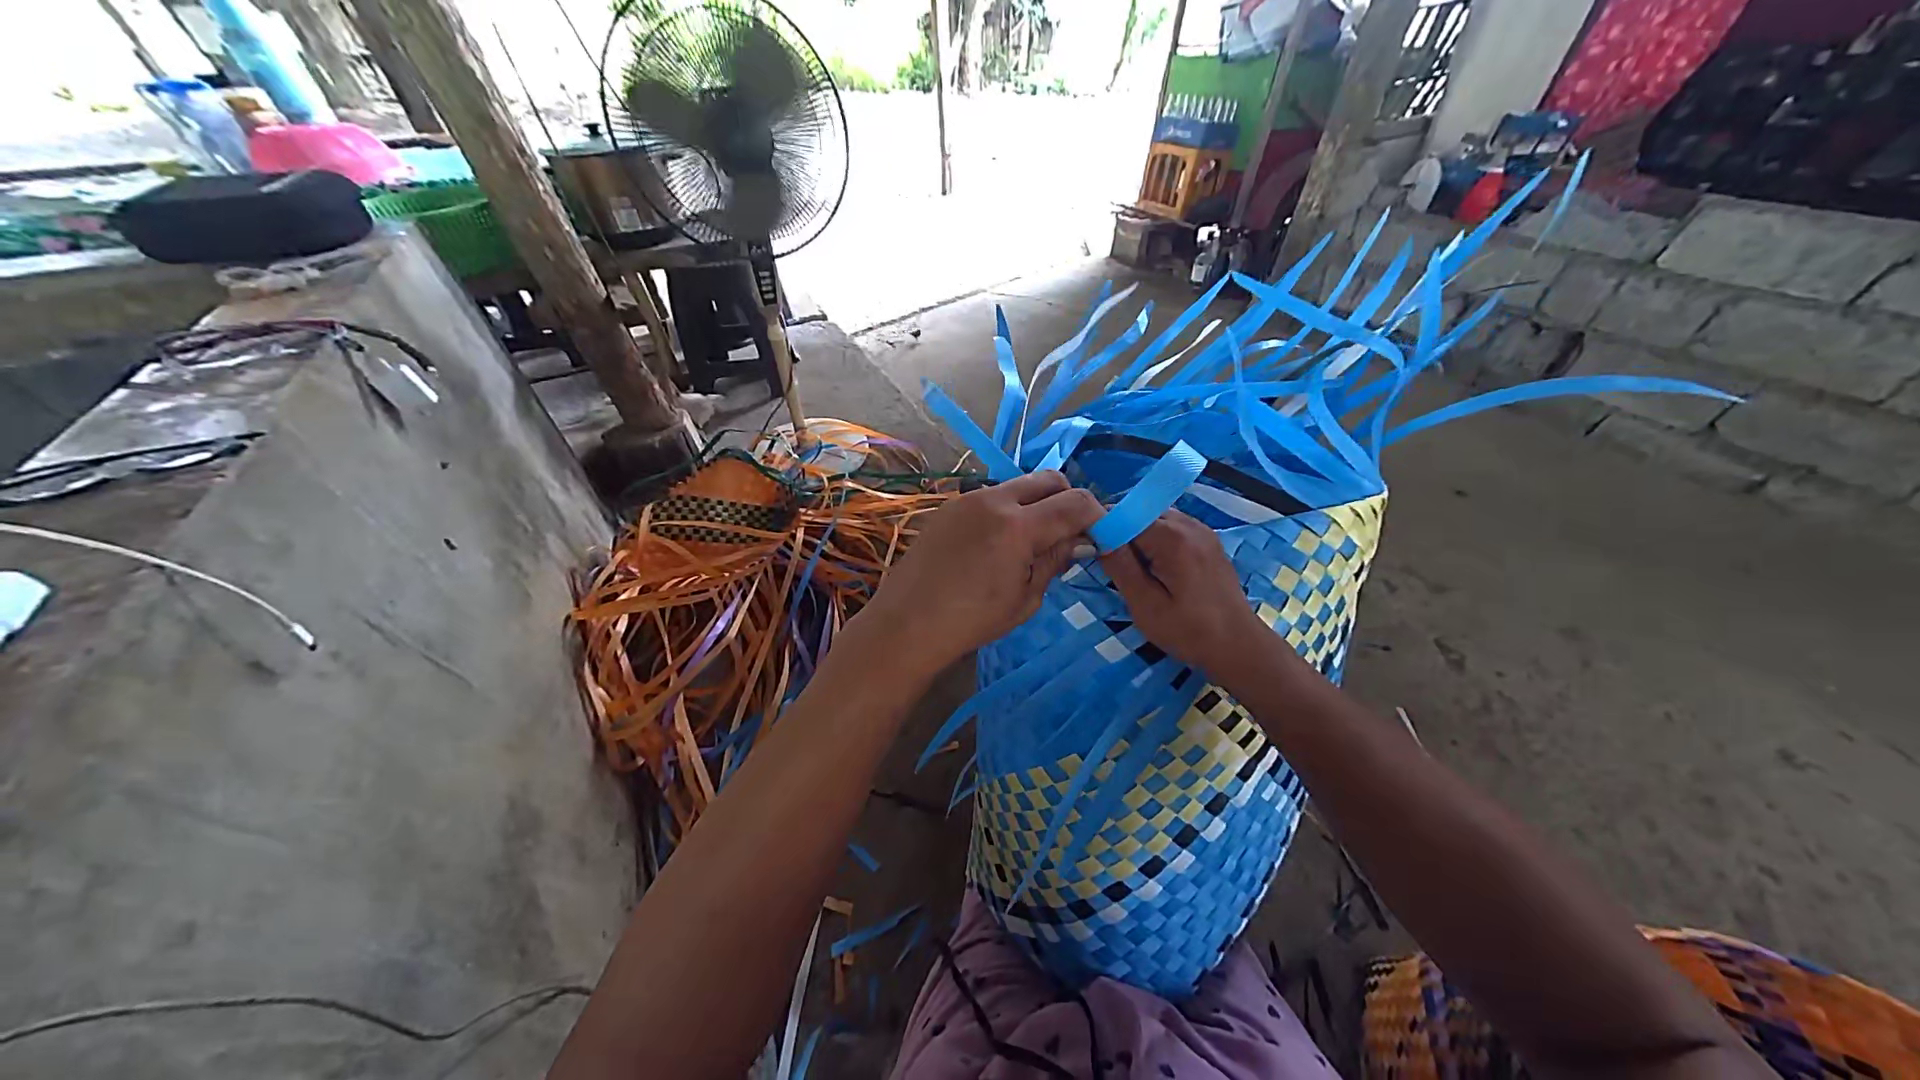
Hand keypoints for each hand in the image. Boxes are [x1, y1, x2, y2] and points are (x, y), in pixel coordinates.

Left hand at [858, 471, 1103, 678]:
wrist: (907, 623)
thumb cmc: (971, 621)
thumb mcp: (1026, 598)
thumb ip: (1054, 560)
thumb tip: (1078, 540)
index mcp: (1018, 526)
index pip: (1076, 503)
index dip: (1097, 516)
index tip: (1100, 535)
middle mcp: (994, 500)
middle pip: (1050, 480)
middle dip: (1068, 501)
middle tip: (1069, 534)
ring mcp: (968, 499)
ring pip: (1019, 486)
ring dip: (1036, 504)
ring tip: (1031, 542)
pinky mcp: (949, 506)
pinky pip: (991, 497)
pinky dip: (1008, 510)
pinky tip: (998, 544)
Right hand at [1099, 509, 1287, 682]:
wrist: (1238, 647)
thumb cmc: (1189, 631)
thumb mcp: (1145, 605)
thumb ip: (1121, 567)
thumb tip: (1098, 537)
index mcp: (1171, 538)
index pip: (1123, 516)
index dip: (1104, 530)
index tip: (1094, 553)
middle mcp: (1189, 525)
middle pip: (1141, 513)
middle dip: (1122, 531)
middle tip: (1112, 564)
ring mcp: (1202, 532)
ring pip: (1157, 518)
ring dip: (1140, 535)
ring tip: (1133, 568)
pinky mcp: (1208, 543)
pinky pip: (1174, 528)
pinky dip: (1158, 540)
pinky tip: (1156, 568)